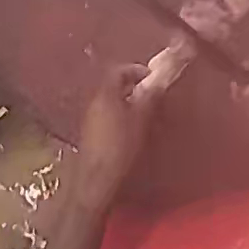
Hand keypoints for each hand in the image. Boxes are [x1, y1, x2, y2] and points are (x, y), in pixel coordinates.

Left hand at [69, 63, 155, 196]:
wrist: (97, 178)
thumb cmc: (121, 145)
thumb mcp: (141, 119)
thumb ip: (149, 97)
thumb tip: (158, 79)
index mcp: (106, 94)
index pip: (118, 71)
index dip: (136, 70)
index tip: (152, 77)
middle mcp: (95, 101)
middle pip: (114, 85)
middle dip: (134, 86)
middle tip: (152, 94)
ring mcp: (90, 117)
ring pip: (111, 100)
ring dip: (128, 101)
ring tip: (146, 112)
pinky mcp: (91, 133)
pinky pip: (107, 114)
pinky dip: (121, 114)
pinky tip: (132, 129)